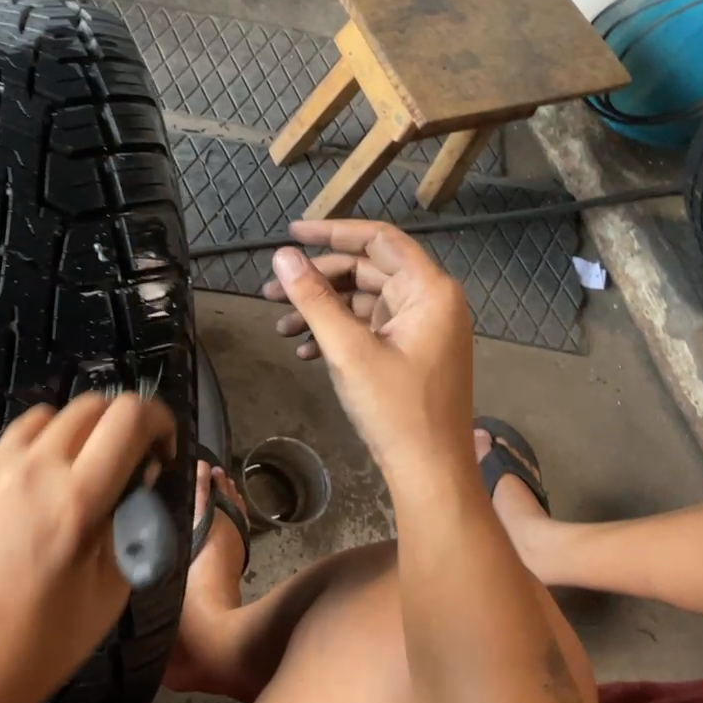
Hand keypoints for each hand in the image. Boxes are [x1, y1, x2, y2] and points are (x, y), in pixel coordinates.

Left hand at [0, 392, 176, 702]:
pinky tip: (43, 488)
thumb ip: (133, 523)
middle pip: (91, 404)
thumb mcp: (111, 590)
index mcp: (76, 498)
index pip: (130, 417)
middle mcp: (34, 468)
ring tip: (84, 472)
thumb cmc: (45, 642)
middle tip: (129, 463)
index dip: (159, 420)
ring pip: (51, 414)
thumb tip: (140, 480)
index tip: (162, 447)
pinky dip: (42, 447)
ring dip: (80, 431)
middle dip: (122, 424)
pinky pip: (16, 440)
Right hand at [261, 220, 473, 474]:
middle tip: (271, 293)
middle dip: (318, 281)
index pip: (378, 240)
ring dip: (322, 310)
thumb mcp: (347, 350)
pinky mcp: (412, 351)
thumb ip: (314, 299)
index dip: (332, 233)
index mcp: (429, 291)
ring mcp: (423, 328)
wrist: (429, 470)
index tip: (290, 234)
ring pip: (363, 301)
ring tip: (281, 327)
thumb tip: (283, 257)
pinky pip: (369, 327)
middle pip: (366, 271)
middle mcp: (431, 301)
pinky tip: (305, 352)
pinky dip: (337, 332)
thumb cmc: (395, 409)